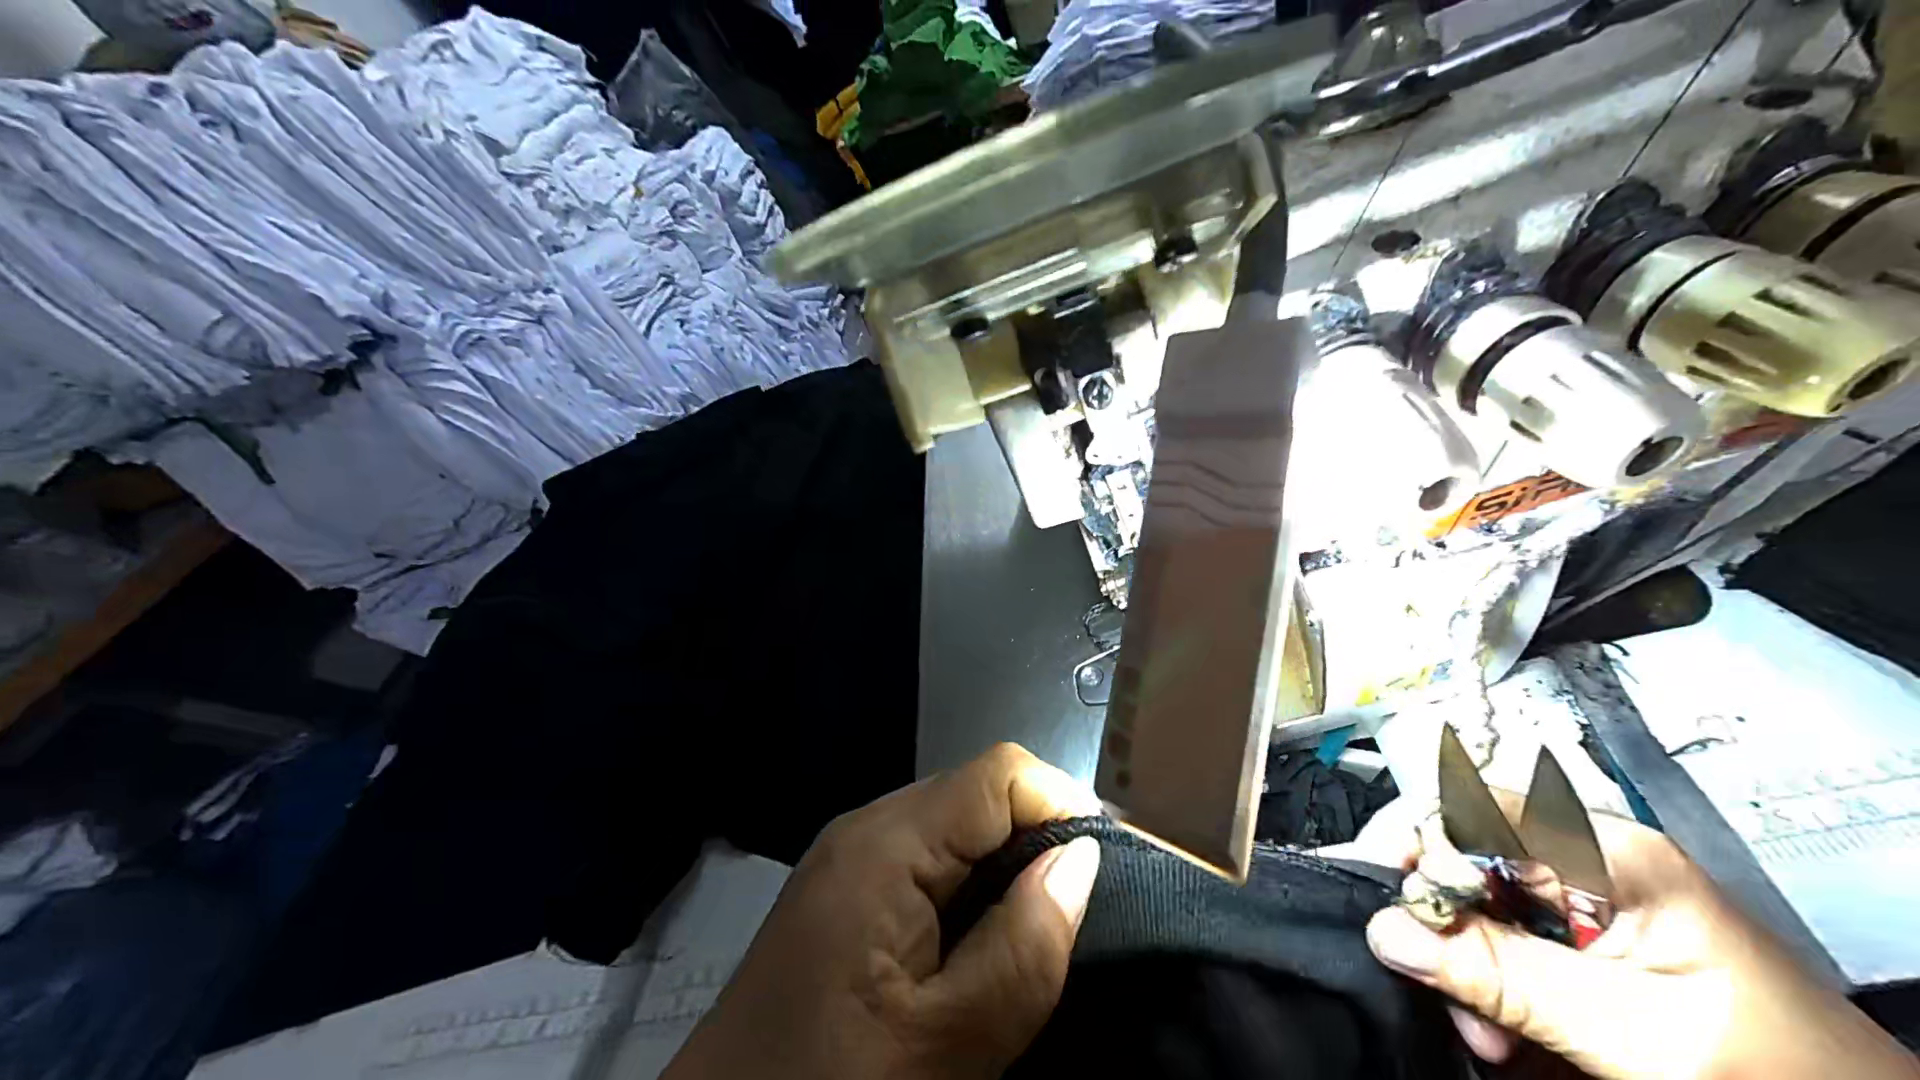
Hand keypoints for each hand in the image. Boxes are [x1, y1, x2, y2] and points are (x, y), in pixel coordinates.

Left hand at [661, 743, 1102, 1079]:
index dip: (1061, 802)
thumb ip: (1022, 948)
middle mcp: (865, 826)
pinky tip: (986, 930)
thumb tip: (1082, 857)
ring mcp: (850, 853)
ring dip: (1008, 857)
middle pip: (976, 790)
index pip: (998, 774)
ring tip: (1043, 918)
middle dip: (1039, 830)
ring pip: (955, 821)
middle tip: (1082, 902)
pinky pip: (926, 854)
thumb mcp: (945, 1042)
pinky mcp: (847, 884)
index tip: (1108, 865)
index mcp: (884, 844)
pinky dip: (971, 879)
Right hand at [1352, 794, 1918, 1079]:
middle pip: (1460, 850)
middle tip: (1438, 982)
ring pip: (1469, 896)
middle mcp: (1588, 858)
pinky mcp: (1579, 932)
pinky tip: (1500, 1023)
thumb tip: (1389, 931)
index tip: (1392, 905)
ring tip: (1485, 1029)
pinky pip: (1496, 931)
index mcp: (1612, 854)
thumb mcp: (1637, 1037)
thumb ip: (1506, 977)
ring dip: (1456, 956)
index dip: (1417, 843)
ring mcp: (1583, 894)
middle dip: (1437, 914)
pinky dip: (1481, 973)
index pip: (1471, 806)